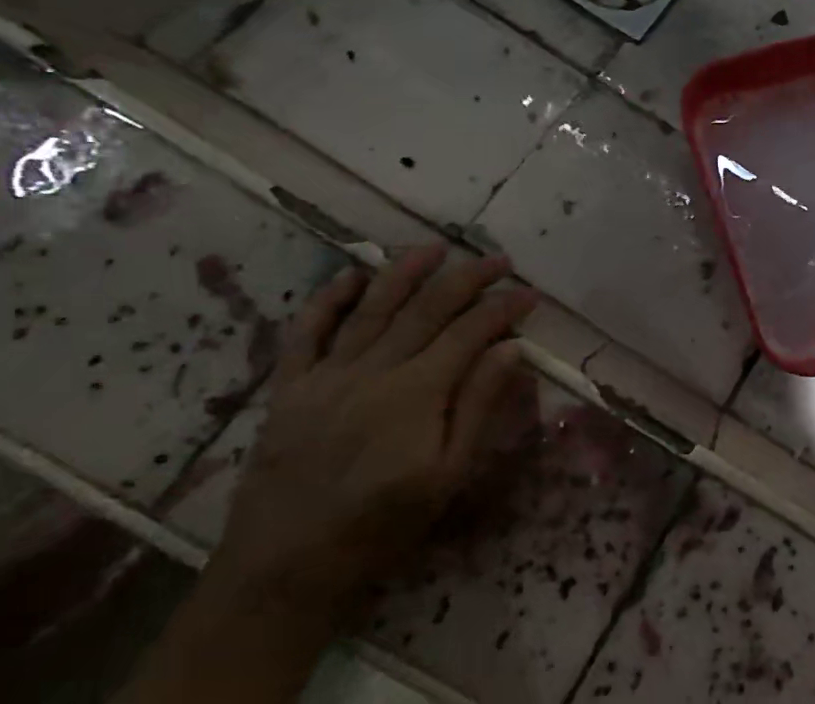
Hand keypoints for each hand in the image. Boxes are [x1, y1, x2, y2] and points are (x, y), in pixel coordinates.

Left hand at [207, 245, 536, 616]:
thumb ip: (479, 406)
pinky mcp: (290, 388)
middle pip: (427, 309)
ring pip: (371, 308)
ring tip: (434, 247)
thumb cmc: (381, 524)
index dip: (503, 308)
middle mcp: (373, 371)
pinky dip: (328, 300)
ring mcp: (327, 376)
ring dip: (405, 272)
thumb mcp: (448, 474)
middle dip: (467, 279)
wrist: (285, 568)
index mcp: (417, 393)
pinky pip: (306, 333)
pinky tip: (351, 276)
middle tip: (499, 260)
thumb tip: (512, 349)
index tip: (529, 294)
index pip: (470, 332)